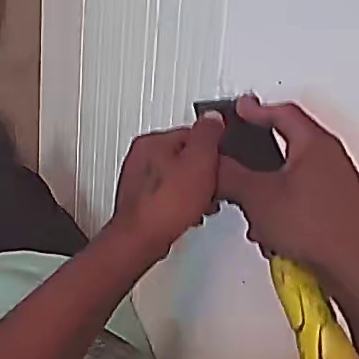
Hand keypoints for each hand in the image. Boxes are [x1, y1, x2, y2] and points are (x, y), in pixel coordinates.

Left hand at [106, 113, 225, 259]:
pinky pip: (168, 197)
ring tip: (201, 203)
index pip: (191, 133)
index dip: (212, 151)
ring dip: (194, 191)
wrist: (142, 239)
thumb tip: (213, 118)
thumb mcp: (200, 161)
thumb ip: (208, 135)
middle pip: (183, 157)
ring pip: (176, 179)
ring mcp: (138, 181)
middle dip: (202, 173)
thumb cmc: (164, 205)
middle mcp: (140, 158)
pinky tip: (188, 214)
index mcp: (151, 141)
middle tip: (210, 185)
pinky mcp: (140, 203)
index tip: (220, 164)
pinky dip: (180, 204)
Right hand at [215, 96, 358, 290]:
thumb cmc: (323, 229)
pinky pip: (299, 199)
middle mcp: (329, 159)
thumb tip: (215, 164)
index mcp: (314, 144)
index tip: (241, 109)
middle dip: (257, 158)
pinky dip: (280, 210)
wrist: (356, 268)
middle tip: (241, 150)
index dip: (255, 110)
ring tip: (253, 207)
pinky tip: (271, 232)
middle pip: (287, 143)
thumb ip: (231, 175)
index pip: (282, 113)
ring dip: (267, 191)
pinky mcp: (334, 209)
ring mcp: (334, 185)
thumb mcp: (259, 197)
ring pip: (290, 176)